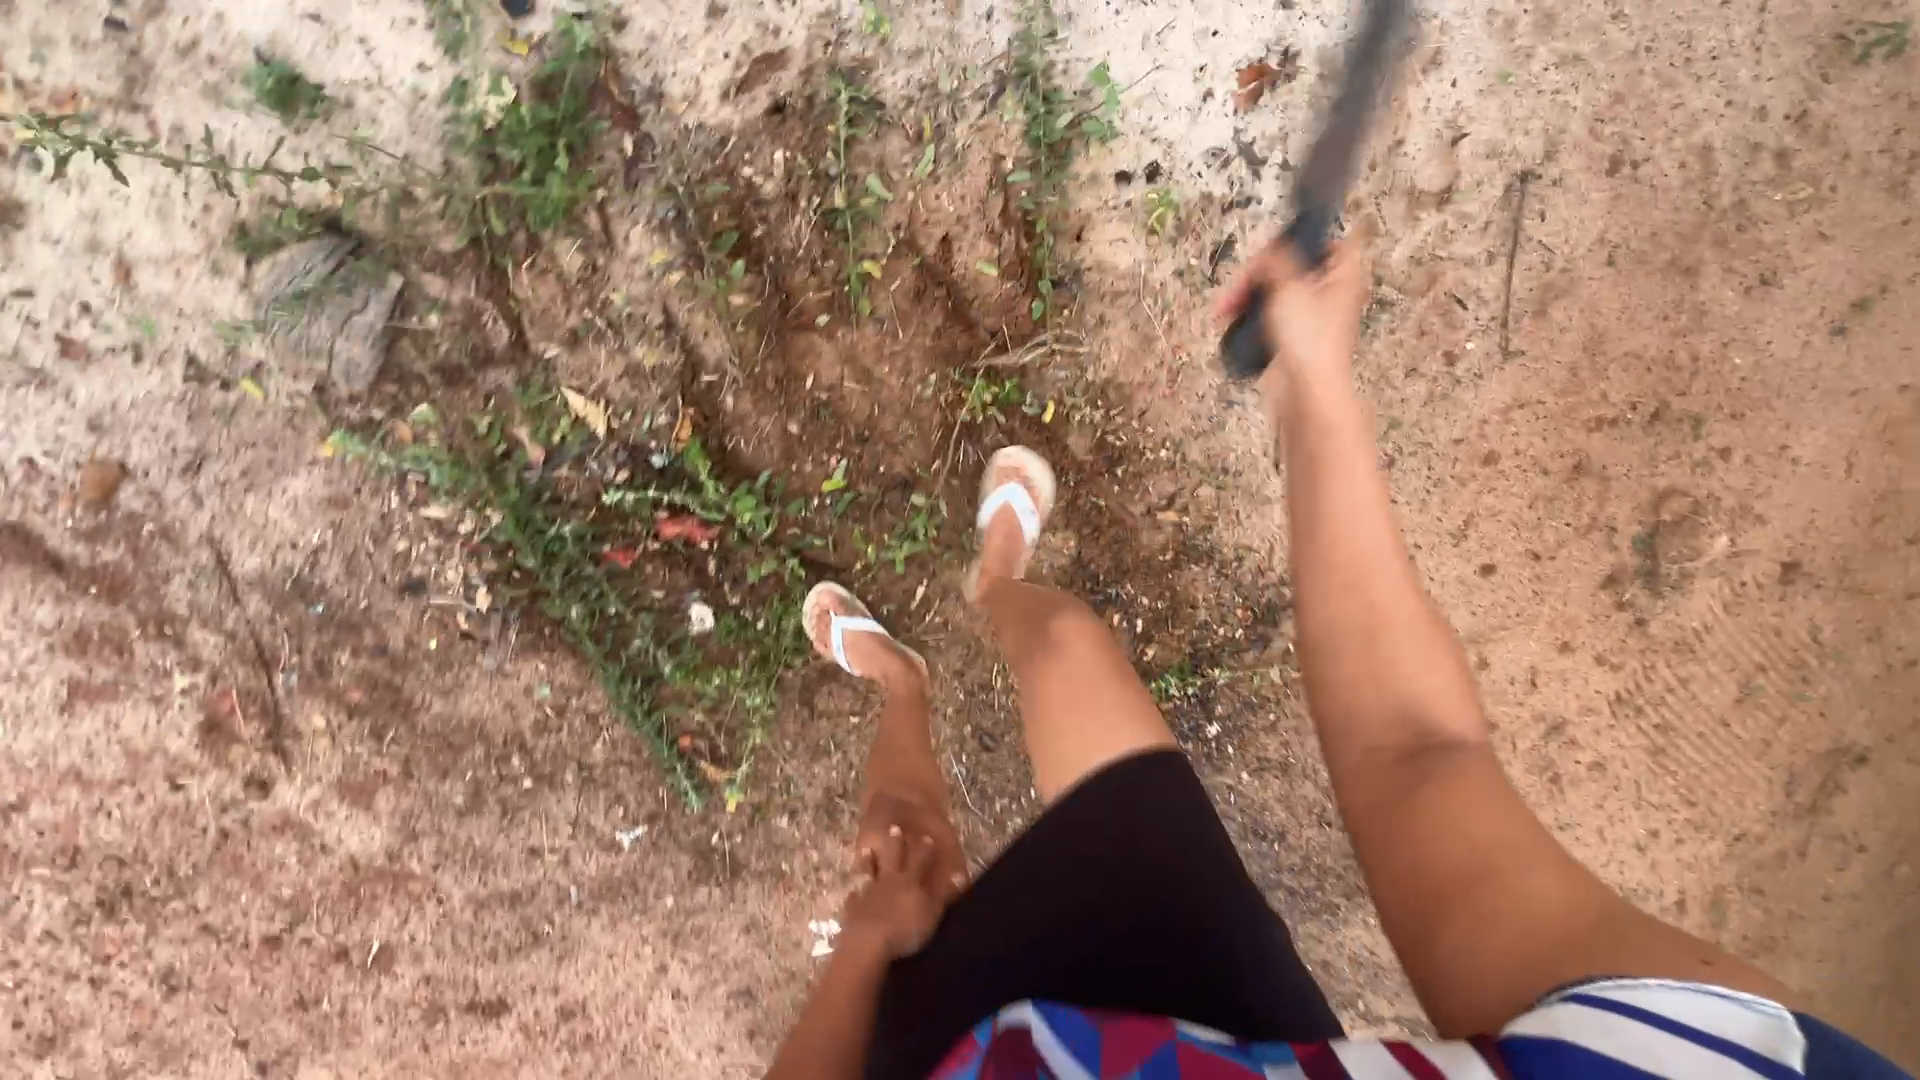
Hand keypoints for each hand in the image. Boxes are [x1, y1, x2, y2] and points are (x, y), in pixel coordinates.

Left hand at [839, 826, 955, 960]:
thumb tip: (960, 874)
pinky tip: (852, 893)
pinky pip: (854, 898)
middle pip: (893, 858)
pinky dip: (854, 895)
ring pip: (870, 872)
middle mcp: (888, 881)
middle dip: (895, 843)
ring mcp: (868, 892)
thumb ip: (945, 893)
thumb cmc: (905, 929)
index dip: (924, 850)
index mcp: (910, 881)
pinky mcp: (853, 908)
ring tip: (867, 850)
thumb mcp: (932, 912)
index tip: (927, 837)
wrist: (868, 942)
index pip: (920, 860)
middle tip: (894, 827)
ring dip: (869, 861)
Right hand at [1213, 239, 1369, 407]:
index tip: (1271, 246)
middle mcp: (1329, 293)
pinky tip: (1231, 324)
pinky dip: (1249, 320)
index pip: (1325, 240)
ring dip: (1246, 299)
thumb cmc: (1308, 341)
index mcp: (1342, 274)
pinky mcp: (1291, 339)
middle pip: (1289, 269)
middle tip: (1234, 290)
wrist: (1305, 391)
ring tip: (1223, 312)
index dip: (1299, 238)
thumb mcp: (1289, 288)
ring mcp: (1309, 318)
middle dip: (1255, 277)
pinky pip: (1267, 319)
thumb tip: (1269, 250)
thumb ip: (1277, 261)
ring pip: (1273, 295)